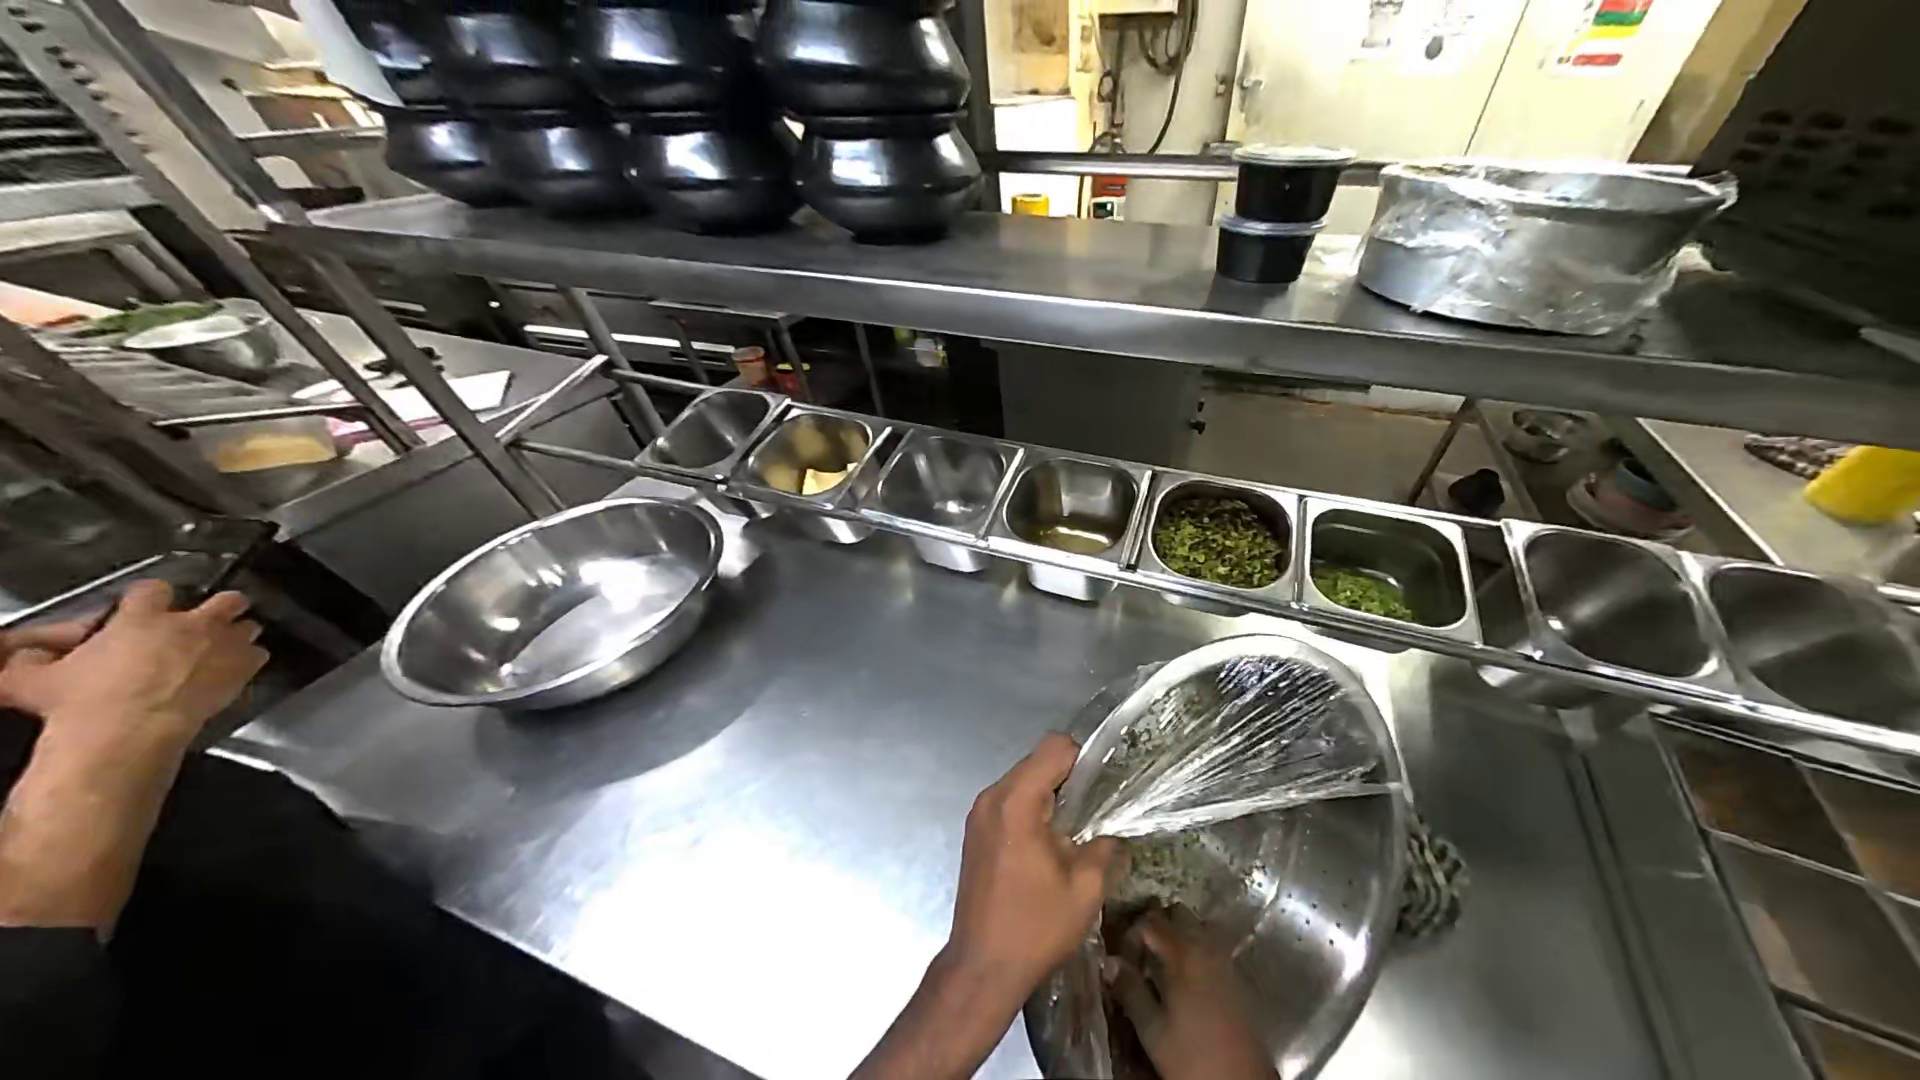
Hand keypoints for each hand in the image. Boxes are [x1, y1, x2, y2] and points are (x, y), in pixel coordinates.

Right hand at [0, 580, 267, 759]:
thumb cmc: (82, 704)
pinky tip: (236, 669)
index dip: (150, 595)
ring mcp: (225, 643)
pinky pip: (259, 654)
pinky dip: (250, 659)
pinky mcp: (246, 665)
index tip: (147, 603)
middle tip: (209, 619)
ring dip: (237, 634)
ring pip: (248, 626)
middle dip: (221, 606)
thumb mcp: (33, 679)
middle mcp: (193, 624)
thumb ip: (31, 660)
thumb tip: (28, 655)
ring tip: (223, 646)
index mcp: (141, 619)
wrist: (129, 730)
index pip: (152, 588)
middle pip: (226, 599)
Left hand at [944, 733, 1123, 1009]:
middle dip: (1068, 778)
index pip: (1053, 749)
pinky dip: (1031, 808)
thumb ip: (1103, 848)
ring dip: (1050, 795)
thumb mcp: (1084, 889)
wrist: (982, 967)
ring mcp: (978, 814)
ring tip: (1075, 830)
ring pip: (1022, 781)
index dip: (1083, 757)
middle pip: (1036, 761)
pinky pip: (1009, 801)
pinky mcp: (975, 831)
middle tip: (1096, 809)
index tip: (1103, 783)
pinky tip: (1049, 842)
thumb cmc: (1034, 927)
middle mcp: (991, 798)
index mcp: (1015, 802)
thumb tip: (1112, 833)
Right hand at [1105, 906, 1278, 1079]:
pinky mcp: (1238, 978)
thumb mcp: (1152, 1028)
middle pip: (1177, 913)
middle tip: (1141, 954)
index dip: (1130, 934)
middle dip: (1156, 926)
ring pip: (1198, 926)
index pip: (1149, 921)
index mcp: (1183, 952)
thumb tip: (1109, 961)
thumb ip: (1130, 989)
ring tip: (1163, 961)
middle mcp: (1207, 947)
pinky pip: (1214, 946)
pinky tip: (1187, 977)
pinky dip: (1197, 948)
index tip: (1122, 959)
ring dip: (1179, 935)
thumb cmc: (1193, 1057)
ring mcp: (1227, 960)